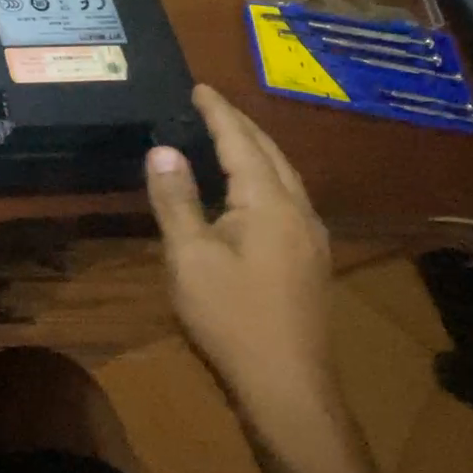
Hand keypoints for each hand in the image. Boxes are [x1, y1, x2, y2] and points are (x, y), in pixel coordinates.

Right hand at [145, 85, 333, 417]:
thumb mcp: (189, 255)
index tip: (199, 87)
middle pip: (271, 154)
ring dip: (255, 150)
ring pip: (283, 177)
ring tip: (225, 135)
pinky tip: (246, 188)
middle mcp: (298, 212)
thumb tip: (163, 149)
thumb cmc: (230, 315)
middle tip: (209, 105)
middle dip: (240, 126)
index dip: (218, 114)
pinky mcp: (307, 259)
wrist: (286, 384)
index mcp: (269, 204)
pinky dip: (262, 176)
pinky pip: (285, 198)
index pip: (241, 143)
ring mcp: (309, 238)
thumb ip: (176, 199)